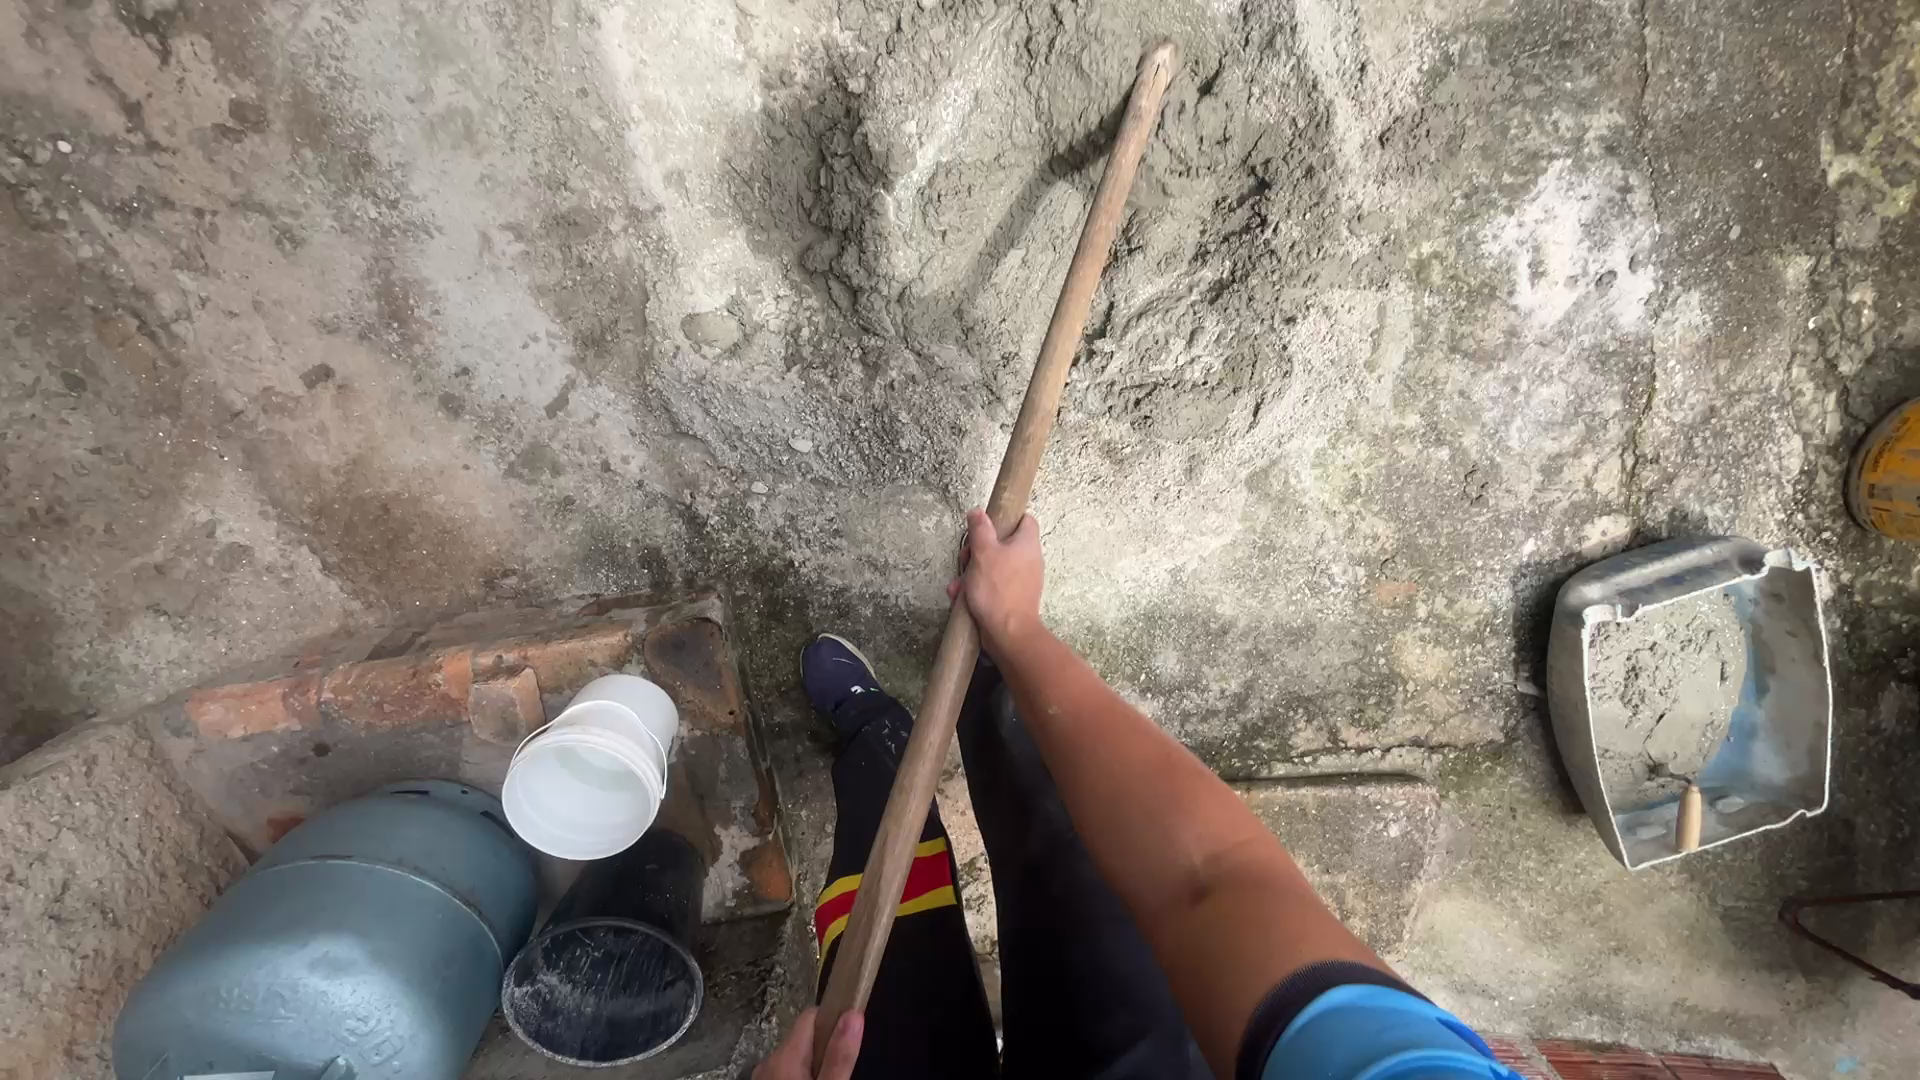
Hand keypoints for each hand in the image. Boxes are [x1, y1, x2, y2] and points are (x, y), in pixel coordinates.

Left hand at [753, 1007, 862, 1079]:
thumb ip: (839, 1057)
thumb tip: (854, 1014)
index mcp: (784, 1054)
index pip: (811, 1015)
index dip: (832, 1023)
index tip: (846, 1041)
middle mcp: (768, 1060)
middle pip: (804, 1037)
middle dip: (822, 1049)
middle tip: (836, 1073)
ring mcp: (762, 1075)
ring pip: (794, 1057)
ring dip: (810, 1065)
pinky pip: (784, 1072)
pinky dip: (797, 1077)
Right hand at [947, 509, 1045, 657]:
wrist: (1008, 633)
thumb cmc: (998, 591)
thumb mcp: (983, 553)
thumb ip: (980, 530)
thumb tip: (978, 513)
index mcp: (1027, 543)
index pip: (1024, 519)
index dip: (1005, 519)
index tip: (987, 526)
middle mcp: (1029, 560)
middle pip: (1002, 544)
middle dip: (978, 552)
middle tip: (967, 559)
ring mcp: (1022, 580)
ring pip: (993, 567)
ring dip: (972, 573)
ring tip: (960, 585)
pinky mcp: (1013, 597)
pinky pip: (993, 586)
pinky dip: (977, 589)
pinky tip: (962, 597)